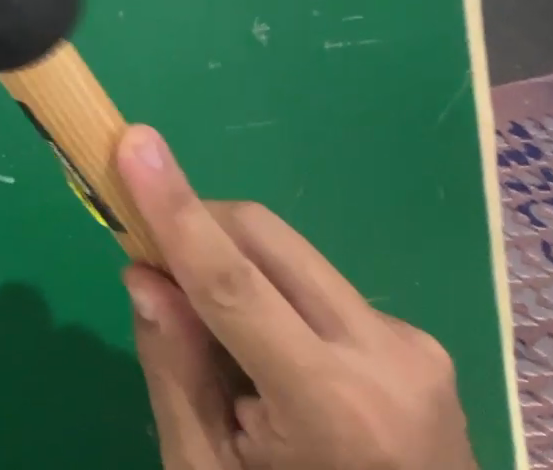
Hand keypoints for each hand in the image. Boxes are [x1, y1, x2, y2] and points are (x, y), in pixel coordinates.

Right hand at [116, 126, 476, 469]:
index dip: (173, 209)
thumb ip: (173, 370)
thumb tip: (143, 274)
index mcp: (335, 409)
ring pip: (286, 254)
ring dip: (226, 261)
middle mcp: (387, 358)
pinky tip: (262, 353)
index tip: (134, 143)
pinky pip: (313, 283)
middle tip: (145, 261)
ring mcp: (412, 347)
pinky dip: (264, 289)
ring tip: (211, 334)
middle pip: (262, 241)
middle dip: (192, 227)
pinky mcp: (418, 344)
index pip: (231, 282)